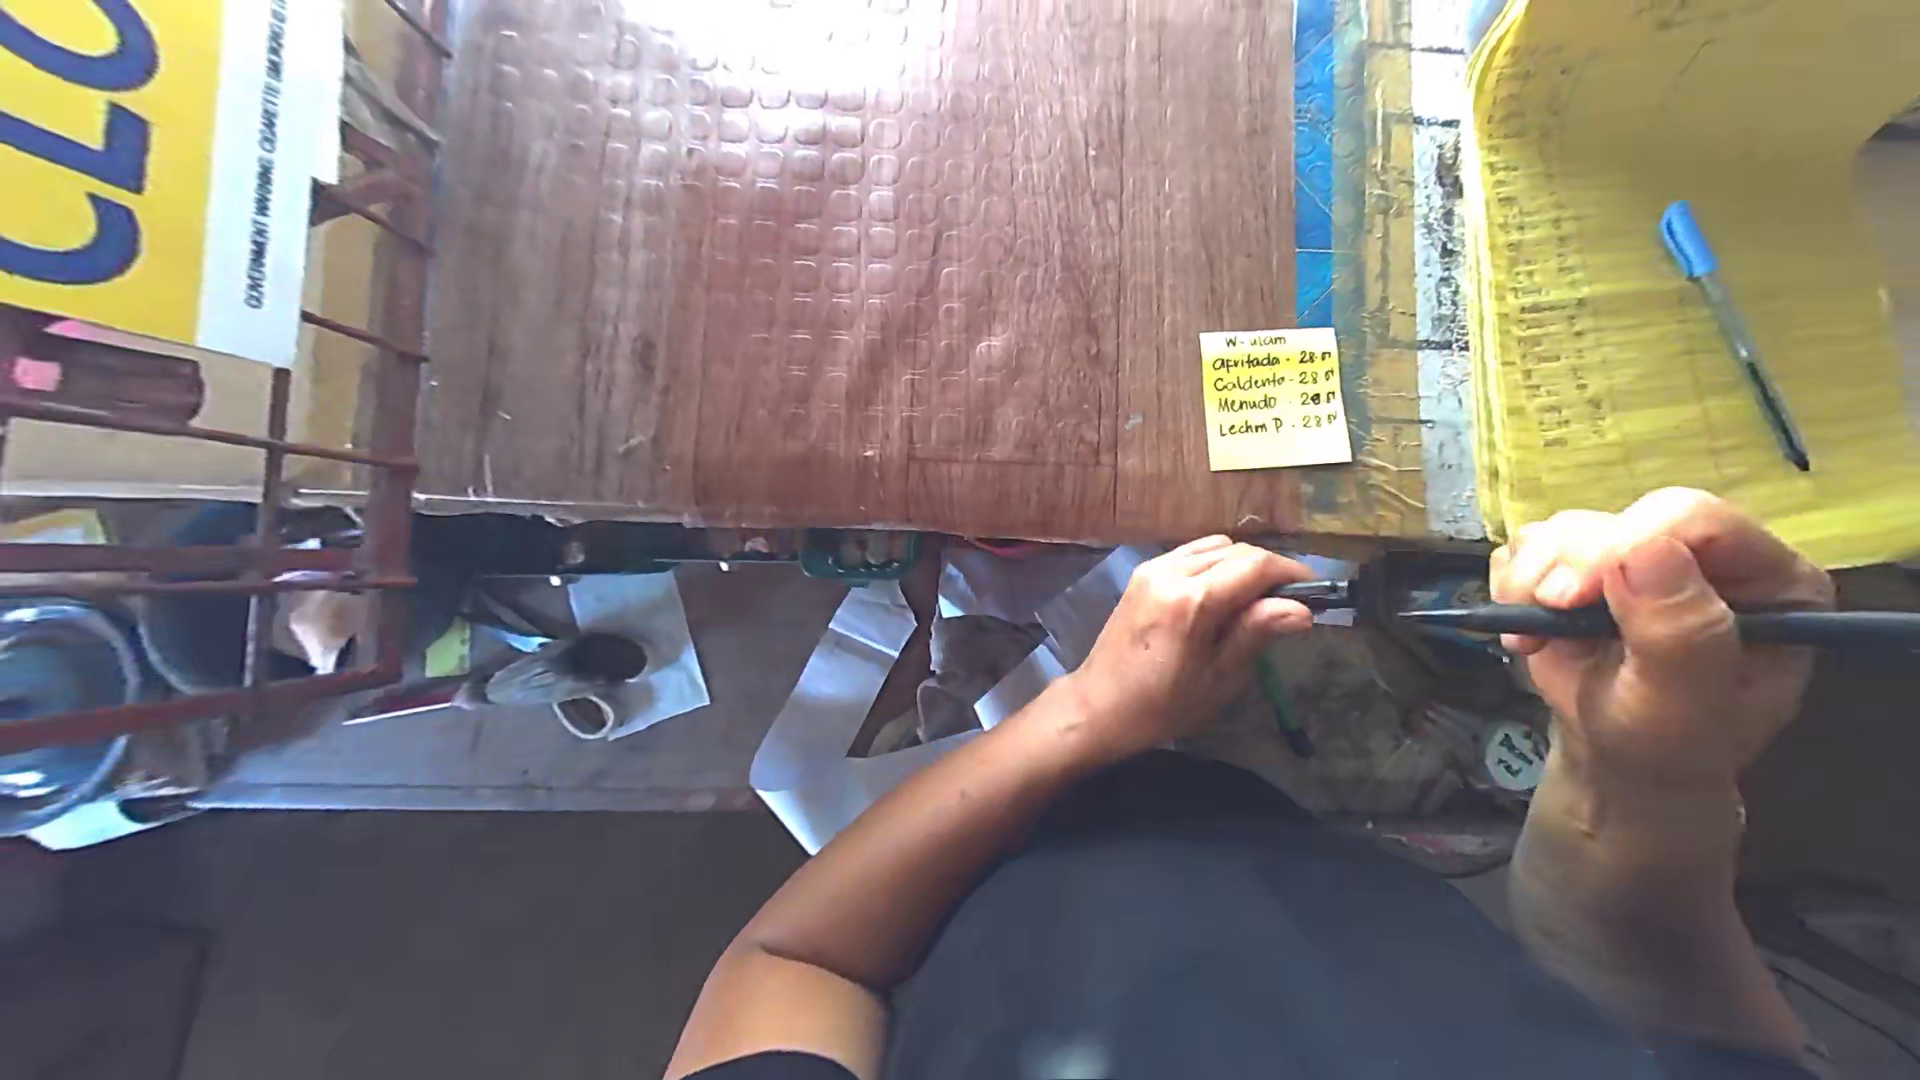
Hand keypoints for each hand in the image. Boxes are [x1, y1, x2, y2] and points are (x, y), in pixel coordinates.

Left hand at [1064, 536, 1316, 758]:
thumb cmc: (1163, 705)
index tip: (1315, 593)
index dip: (1291, 572)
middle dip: (1268, 570)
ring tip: (1255, 600)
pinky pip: (1189, 555)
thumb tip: (1302, 609)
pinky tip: (1221, 594)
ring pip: (1212, 548)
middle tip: (1288, 602)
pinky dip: (1213, 565)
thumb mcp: (1220, 677)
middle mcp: (1170, 572)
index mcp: (1191, 600)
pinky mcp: (1141, 574)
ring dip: (1240, 565)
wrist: (1101, 705)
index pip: (1255, 565)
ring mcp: (1151, 569)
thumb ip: (1257, 632)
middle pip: (1235, 551)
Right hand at [1491, 488, 1832, 792]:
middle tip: (1542, 619)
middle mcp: (1693, 557)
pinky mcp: (1568, 567)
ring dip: (1525, 582)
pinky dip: (1507, 585)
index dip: (1620, 546)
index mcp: (1760, 578)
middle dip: (1559, 570)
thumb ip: (1680, 633)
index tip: (1566, 600)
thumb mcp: (1682, 704)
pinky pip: (1520, 549)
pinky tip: (1524, 624)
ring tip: (1532, 635)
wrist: (1616, 751)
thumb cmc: (1664, 739)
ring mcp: (1625, 560)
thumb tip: (1645, 551)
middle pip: (1609, 522)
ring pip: (1556, 532)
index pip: (1692, 519)